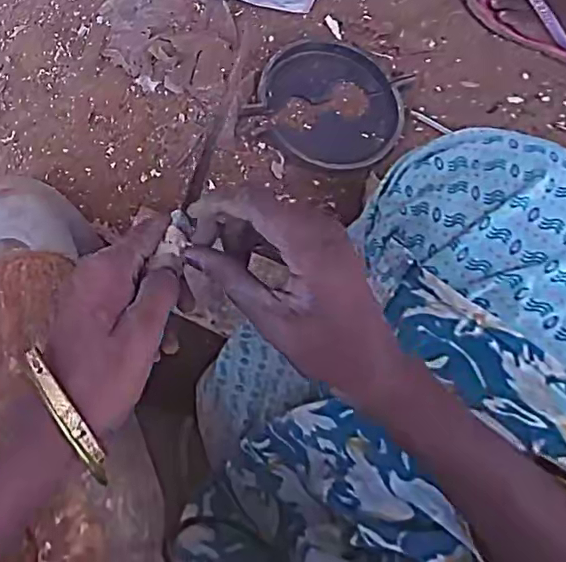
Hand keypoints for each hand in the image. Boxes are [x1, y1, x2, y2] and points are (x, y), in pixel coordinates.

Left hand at [42, 214, 181, 432]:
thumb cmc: (104, 378)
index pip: (147, 230)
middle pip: (141, 256)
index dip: (175, 235)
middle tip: (190, 310)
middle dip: (168, 279)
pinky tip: (151, 345)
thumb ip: (161, 289)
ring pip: (133, 279)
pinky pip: (119, 298)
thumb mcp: (142, 335)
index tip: (198, 253)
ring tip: (170, 341)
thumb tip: (173, 258)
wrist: (57, 419)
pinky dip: (138, 314)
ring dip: (156, 302)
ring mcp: (85, 289)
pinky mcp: (83, 309)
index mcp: (106, 268)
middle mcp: (92, 269)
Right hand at [184, 190, 407, 407]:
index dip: (216, 204)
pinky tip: (244, 260)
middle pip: (258, 201)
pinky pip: (283, 221)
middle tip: (202, 250)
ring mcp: (324, 228)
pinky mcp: (325, 236)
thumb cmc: (327, 350)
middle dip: (224, 218)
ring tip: (223, 262)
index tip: (189, 221)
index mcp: (307, 241)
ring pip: (268, 209)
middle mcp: (318, 224)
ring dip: (240, 227)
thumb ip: (231, 279)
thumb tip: (193, 253)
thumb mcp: (272, 319)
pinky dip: (258, 234)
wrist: (376, 364)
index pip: (252, 201)